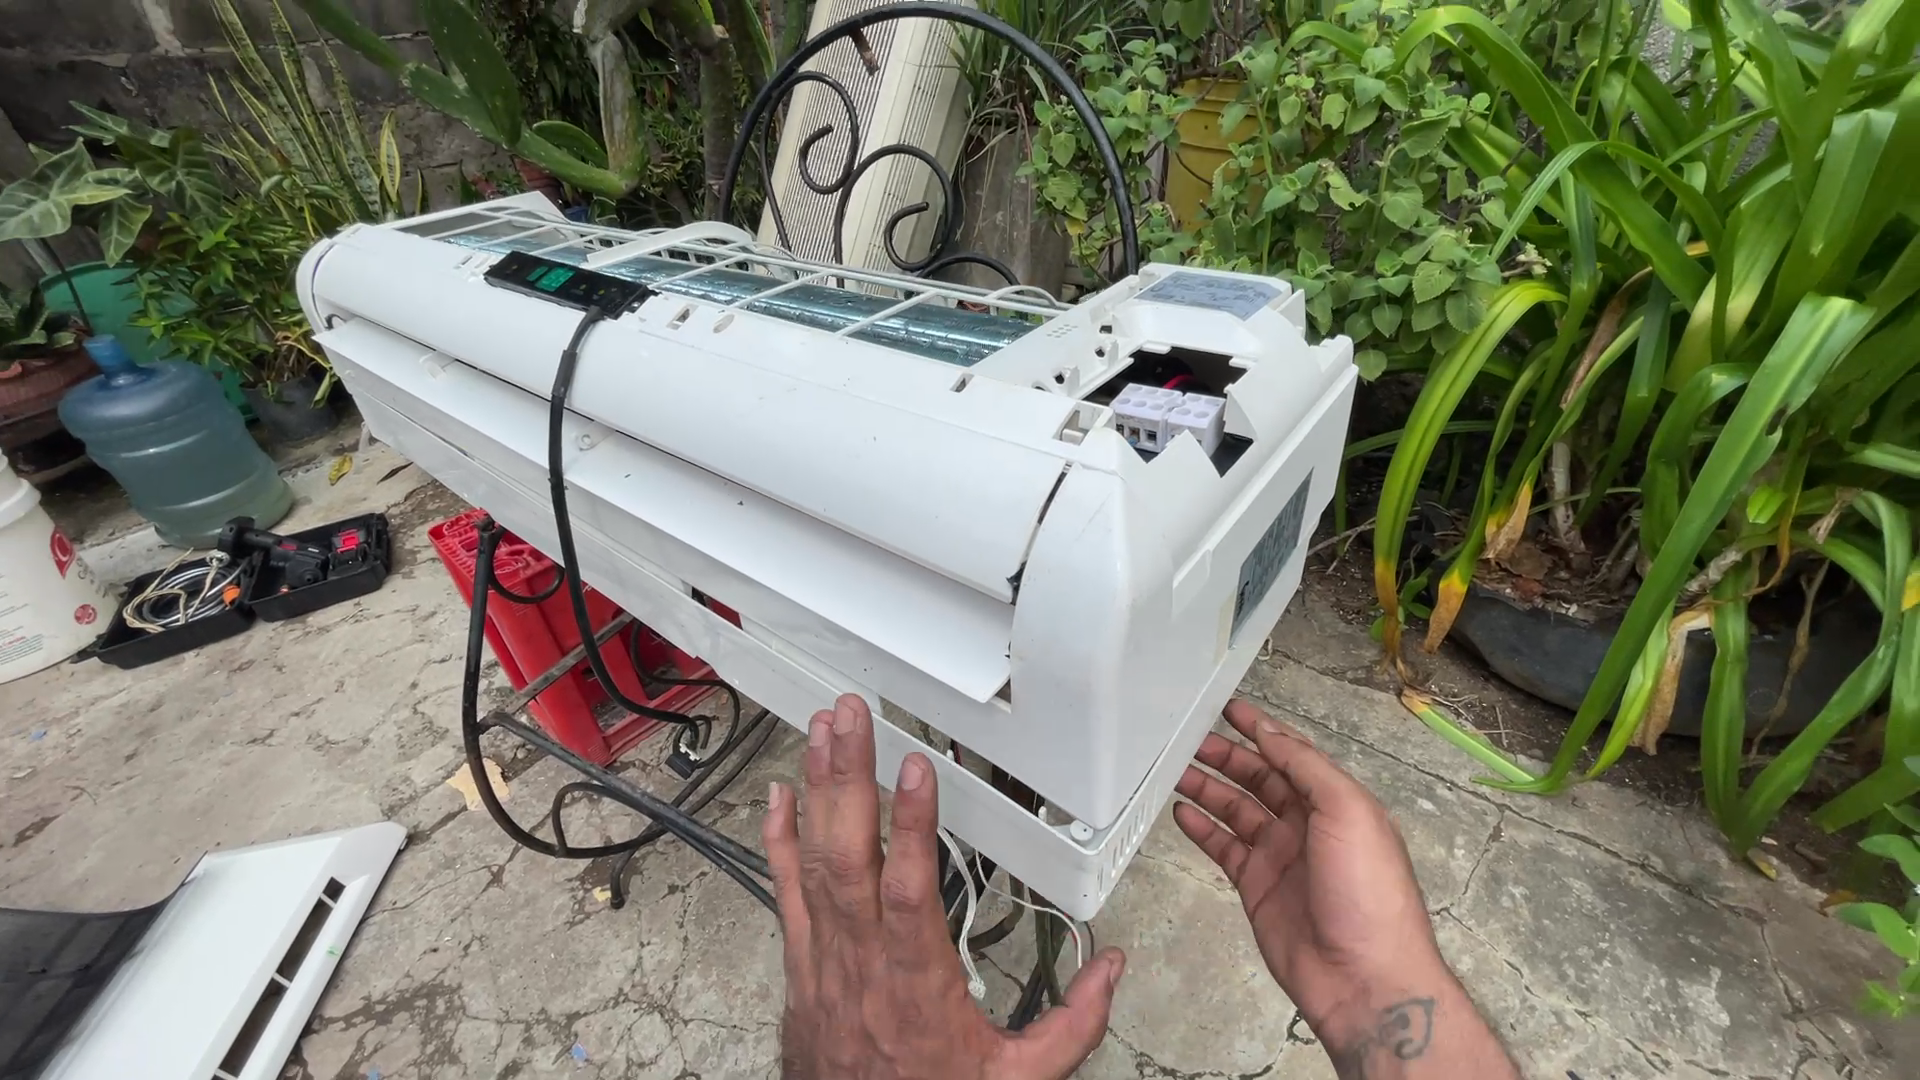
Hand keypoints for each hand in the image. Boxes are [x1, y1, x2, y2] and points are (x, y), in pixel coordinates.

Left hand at [764, 694, 1127, 1079]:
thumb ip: (1073, 1025)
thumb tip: (1111, 968)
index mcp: (918, 982)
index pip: (911, 888)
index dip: (913, 824)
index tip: (918, 766)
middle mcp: (862, 957)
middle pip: (850, 855)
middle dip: (851, 776)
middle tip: (852, 717)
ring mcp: (824, 954)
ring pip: (814, 860)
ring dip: (818, 789)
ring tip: (823, 730)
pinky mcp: (801, 958)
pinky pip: (784, 890)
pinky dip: (779, 838)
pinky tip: (780, 793)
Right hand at [1174, 701, 1515, 1078]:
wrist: (1364, 980)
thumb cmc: (1365, 889)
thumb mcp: (1347, 812)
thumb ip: (1305, 767)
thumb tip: (1270, 731)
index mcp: (1334, 802)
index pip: (1291, 754)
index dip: (1261, 730)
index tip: (1228, 708)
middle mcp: (1305, 823)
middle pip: (1257, 778)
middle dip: (1226, 755)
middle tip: (1188, 739)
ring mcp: (1278, 854)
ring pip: (1235, 808)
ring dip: (1207, 786)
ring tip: (1173, 769)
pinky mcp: (1255, 883)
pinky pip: (1222, 845)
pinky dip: (1201, 827)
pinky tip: (1180, 812)